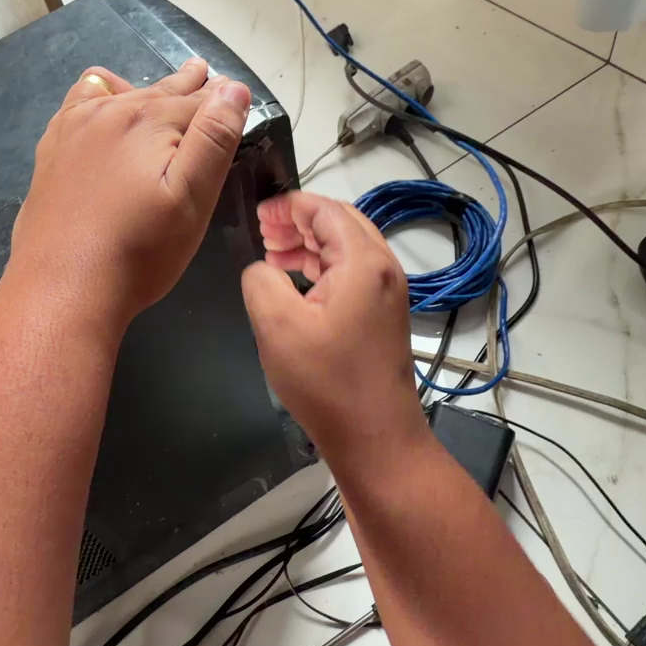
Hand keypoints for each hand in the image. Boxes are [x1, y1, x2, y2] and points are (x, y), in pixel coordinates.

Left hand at [6, 58, 253, 334]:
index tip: (235, 92)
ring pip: (121, 92)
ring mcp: (76, 127)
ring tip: (161, 87)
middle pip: (160, 91)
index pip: (199, 101)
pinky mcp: (53, 147)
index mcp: (151, 122)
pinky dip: (100, 94)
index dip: (221, 99)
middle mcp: (112, 112)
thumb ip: (214, 139)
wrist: (62, 285)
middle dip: (187, 85)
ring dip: (146, 88)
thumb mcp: (193, 199)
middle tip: (203, 72)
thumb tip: (231, 88)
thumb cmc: (140, 250)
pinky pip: (79, 101)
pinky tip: (102, 101)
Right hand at [240, 191, 422, 455]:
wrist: (375, 439)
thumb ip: (260, 279)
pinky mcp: (382, 313)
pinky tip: (294, 280)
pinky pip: (351, 271)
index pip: (325, 210)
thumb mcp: (276, 324)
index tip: (258, 216)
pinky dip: (321, 265)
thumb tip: (264, 268)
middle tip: (263, 233)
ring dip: (308, 243)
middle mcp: (382, 269)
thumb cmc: (326, 381)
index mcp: (362, 262)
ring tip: (272, 253)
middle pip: (340, 223)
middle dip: (299, 221)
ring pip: (346, 246)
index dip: (288, 206)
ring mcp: (387, 292)